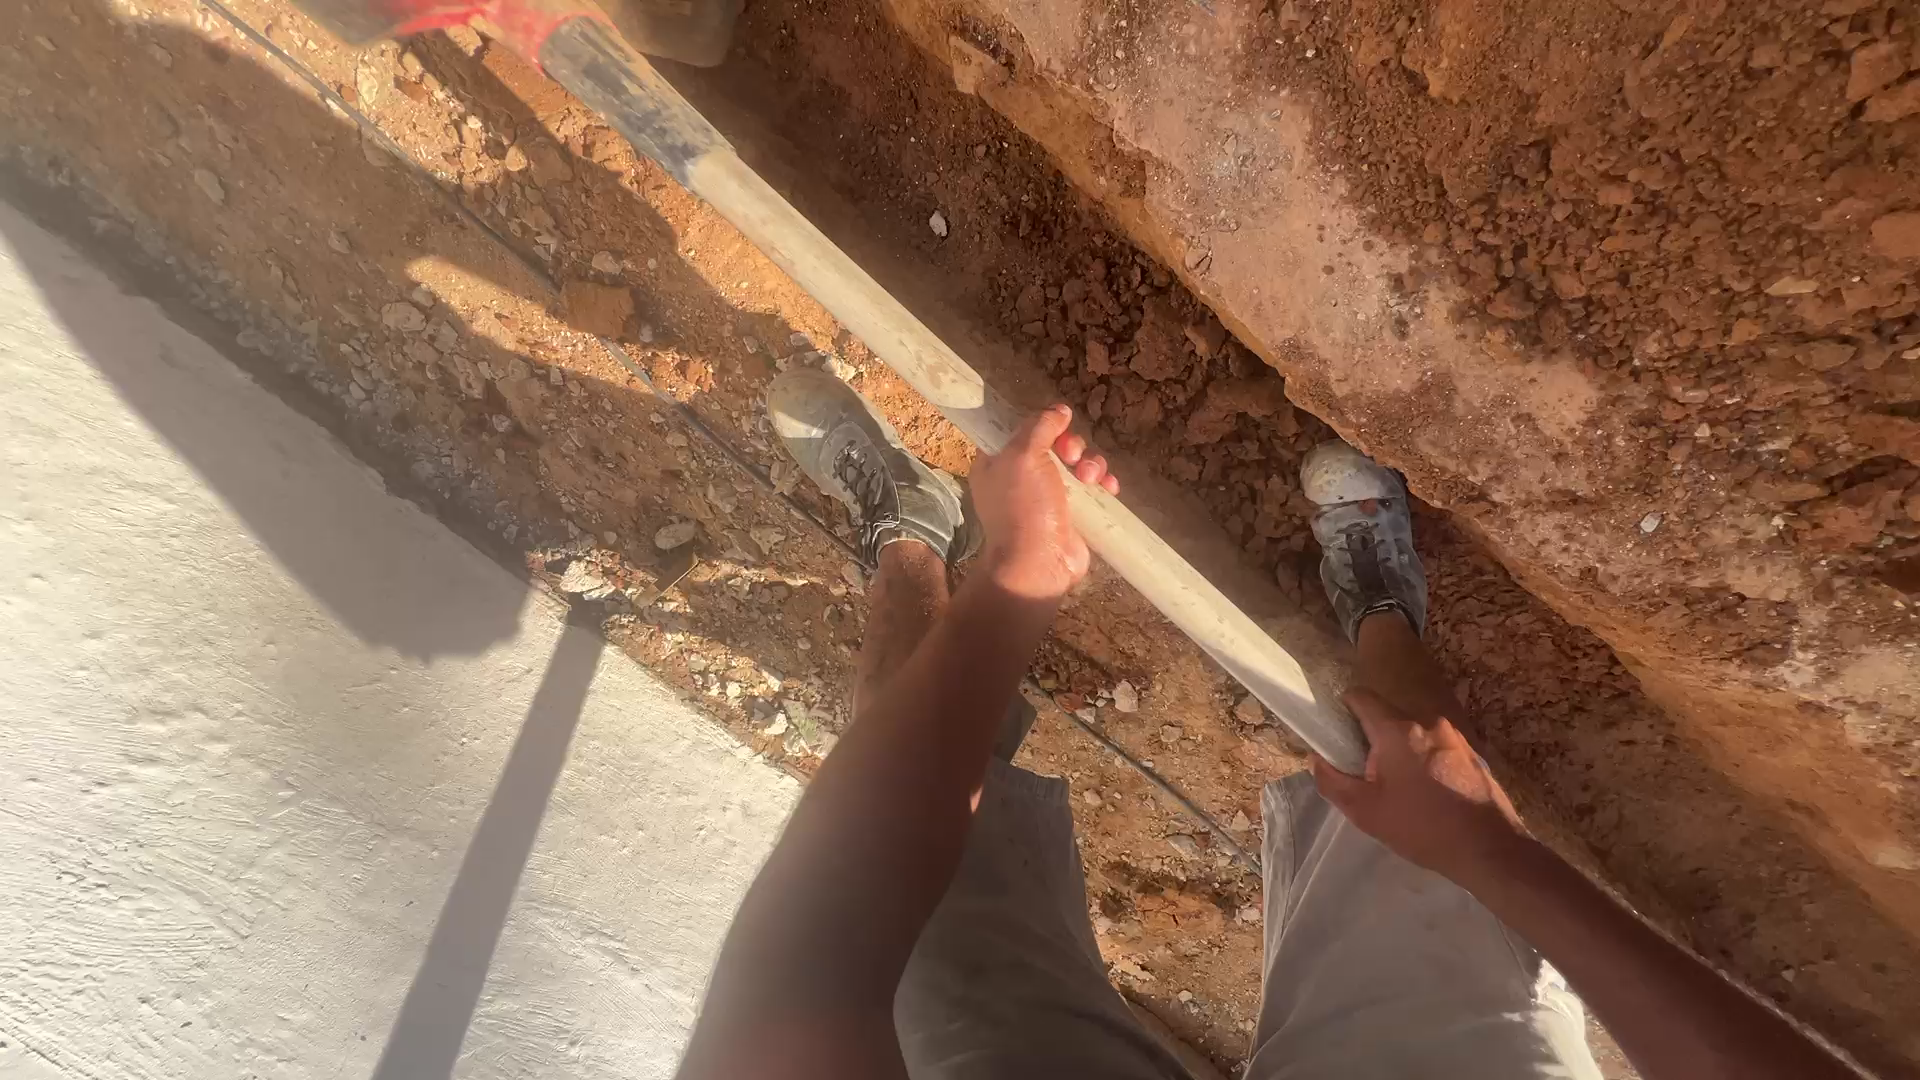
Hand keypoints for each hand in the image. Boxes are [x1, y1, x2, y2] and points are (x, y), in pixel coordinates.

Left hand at [969, 404, 1117, 599]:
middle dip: (1071, 445)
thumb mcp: (1023, 456)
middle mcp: (1021, 478)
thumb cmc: (1023, 507)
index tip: (1056, 424)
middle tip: (1073, 455)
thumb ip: (1039, 426)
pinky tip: (1109, 488)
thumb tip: (1059, 410)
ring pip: (1077, 464)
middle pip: (1054, 444)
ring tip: (1092, 478)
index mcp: (997, 463)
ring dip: (1091, 464)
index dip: (1040, 424)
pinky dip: (1102, 483)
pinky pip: (1092, 488)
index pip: (1018, 431)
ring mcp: (1048, 496)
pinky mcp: (1073, 512)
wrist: (1038, 563)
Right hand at [1312, 688, 1527, 883]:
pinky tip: (1429, 793)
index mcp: (1397, 730)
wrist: (1493, 852)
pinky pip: (1436, 745)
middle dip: (1372, 736)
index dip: (1343, 709)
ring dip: (1400, 748)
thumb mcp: (1364, 810)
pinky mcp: (1474, 754)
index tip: (1338, 734)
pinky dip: (1424, 759)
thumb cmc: (1422, 827)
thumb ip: (1331, 780)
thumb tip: (1317, 760)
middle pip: (1387, 714)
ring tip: (1400, 785)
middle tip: (1367, 769)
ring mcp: (1455, 737)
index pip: (1360, 696)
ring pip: (1412, 731)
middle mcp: (1427, 723)